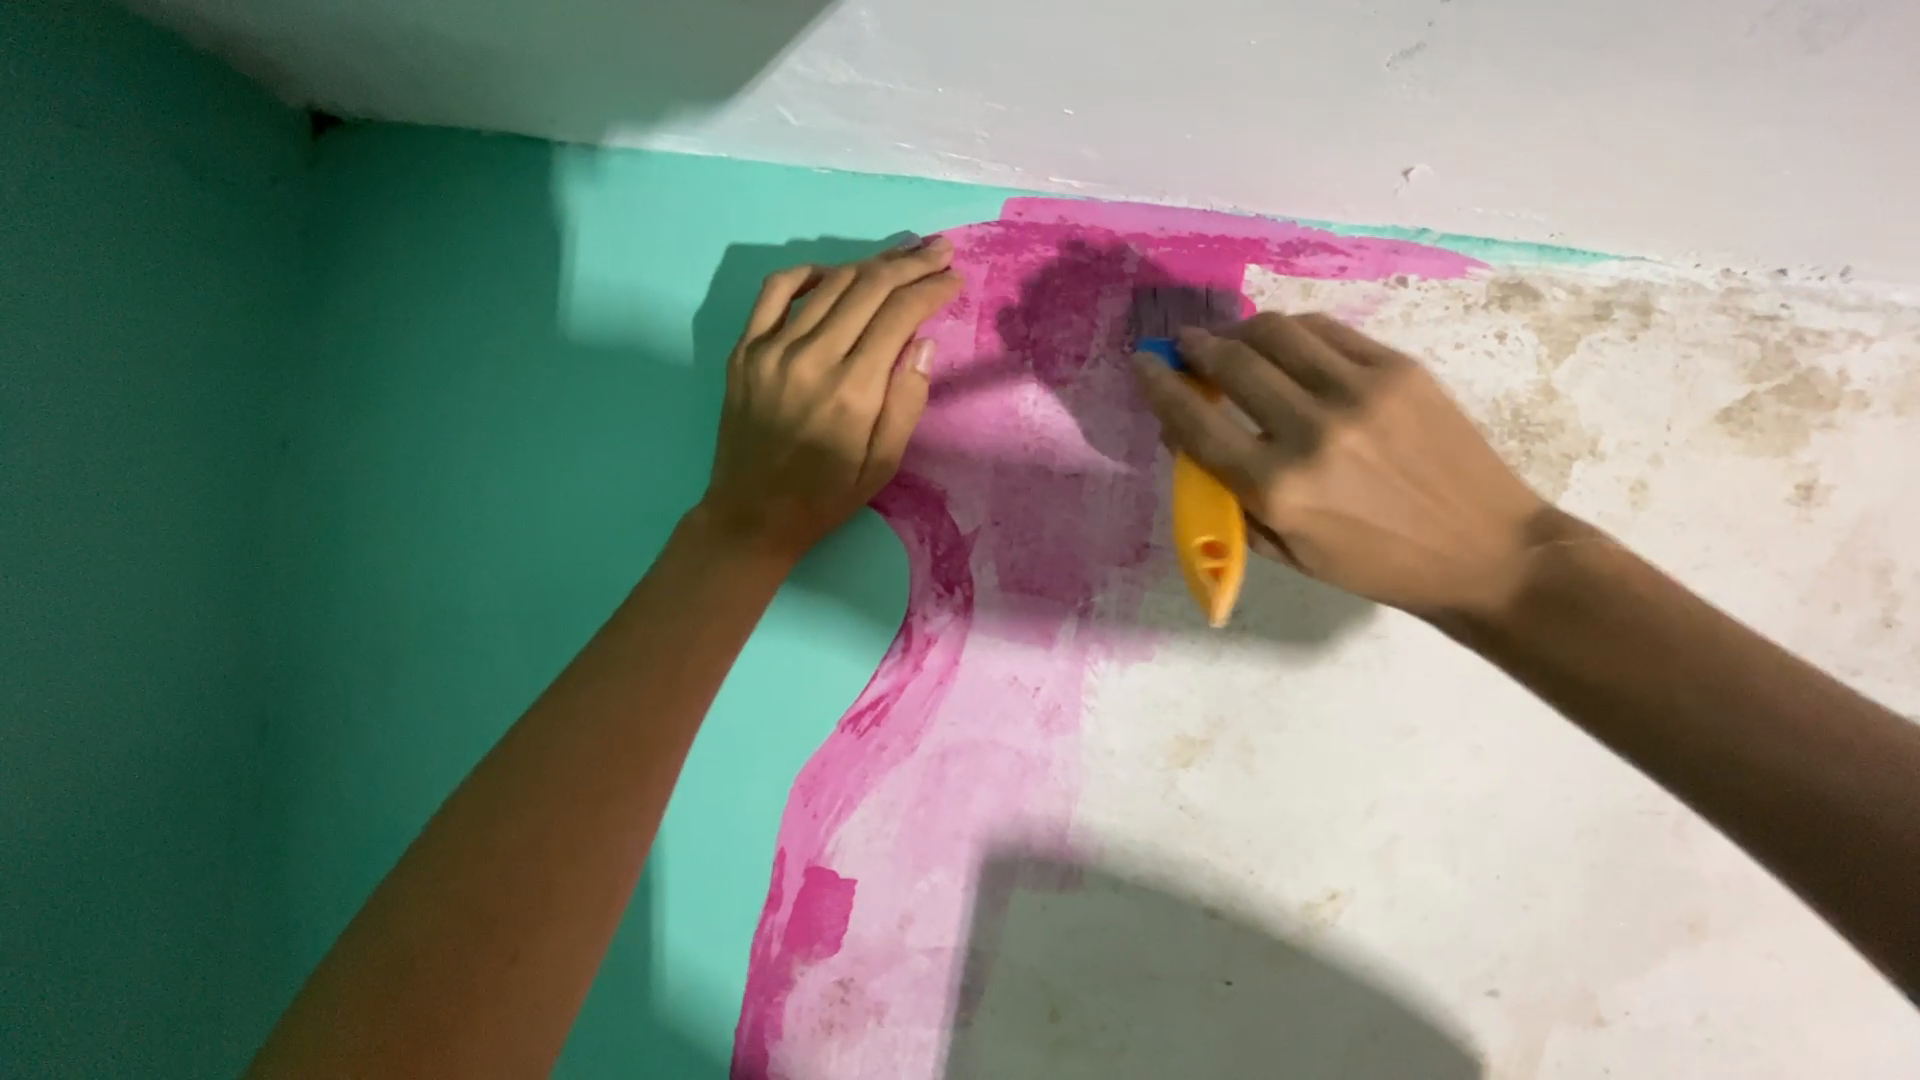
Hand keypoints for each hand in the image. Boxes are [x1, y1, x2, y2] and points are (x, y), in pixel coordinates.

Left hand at [694, 237, 961, 560]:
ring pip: (829, 283)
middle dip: (909, 264)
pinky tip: (835, 274)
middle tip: (937, 252)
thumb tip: (924, 340)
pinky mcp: (745, 349)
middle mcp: (812, 357)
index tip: (953, 278)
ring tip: (899, 258)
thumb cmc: (826, 497)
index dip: (931, 289)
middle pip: (868, 287)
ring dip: (870, 264)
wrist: (751, 514)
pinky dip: (810, 273)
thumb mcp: (882, 465)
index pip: (899, 315)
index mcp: (852, 390)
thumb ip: (906, 402)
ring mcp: (771, 348)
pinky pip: (777, 290)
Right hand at [1131, 312, 1548, 617]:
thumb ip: (1227, 493)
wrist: (1483, 549)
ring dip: (1238, 330)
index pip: (1195, 421)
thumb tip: (1184, 435)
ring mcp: (1358, 392)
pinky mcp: (1397, 369)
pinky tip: (1280, 342)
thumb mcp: (1284, 549)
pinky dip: (1289, 331)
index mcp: (1277, 488)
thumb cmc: (1372, 565)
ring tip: (1228, 339)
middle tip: (1181, 345)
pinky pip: (1324, 331)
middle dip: (1194, 347)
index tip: (1144, 365)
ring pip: (1275, 332)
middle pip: (1231, 364)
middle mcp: (1310, 431)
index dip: (1160, 386)